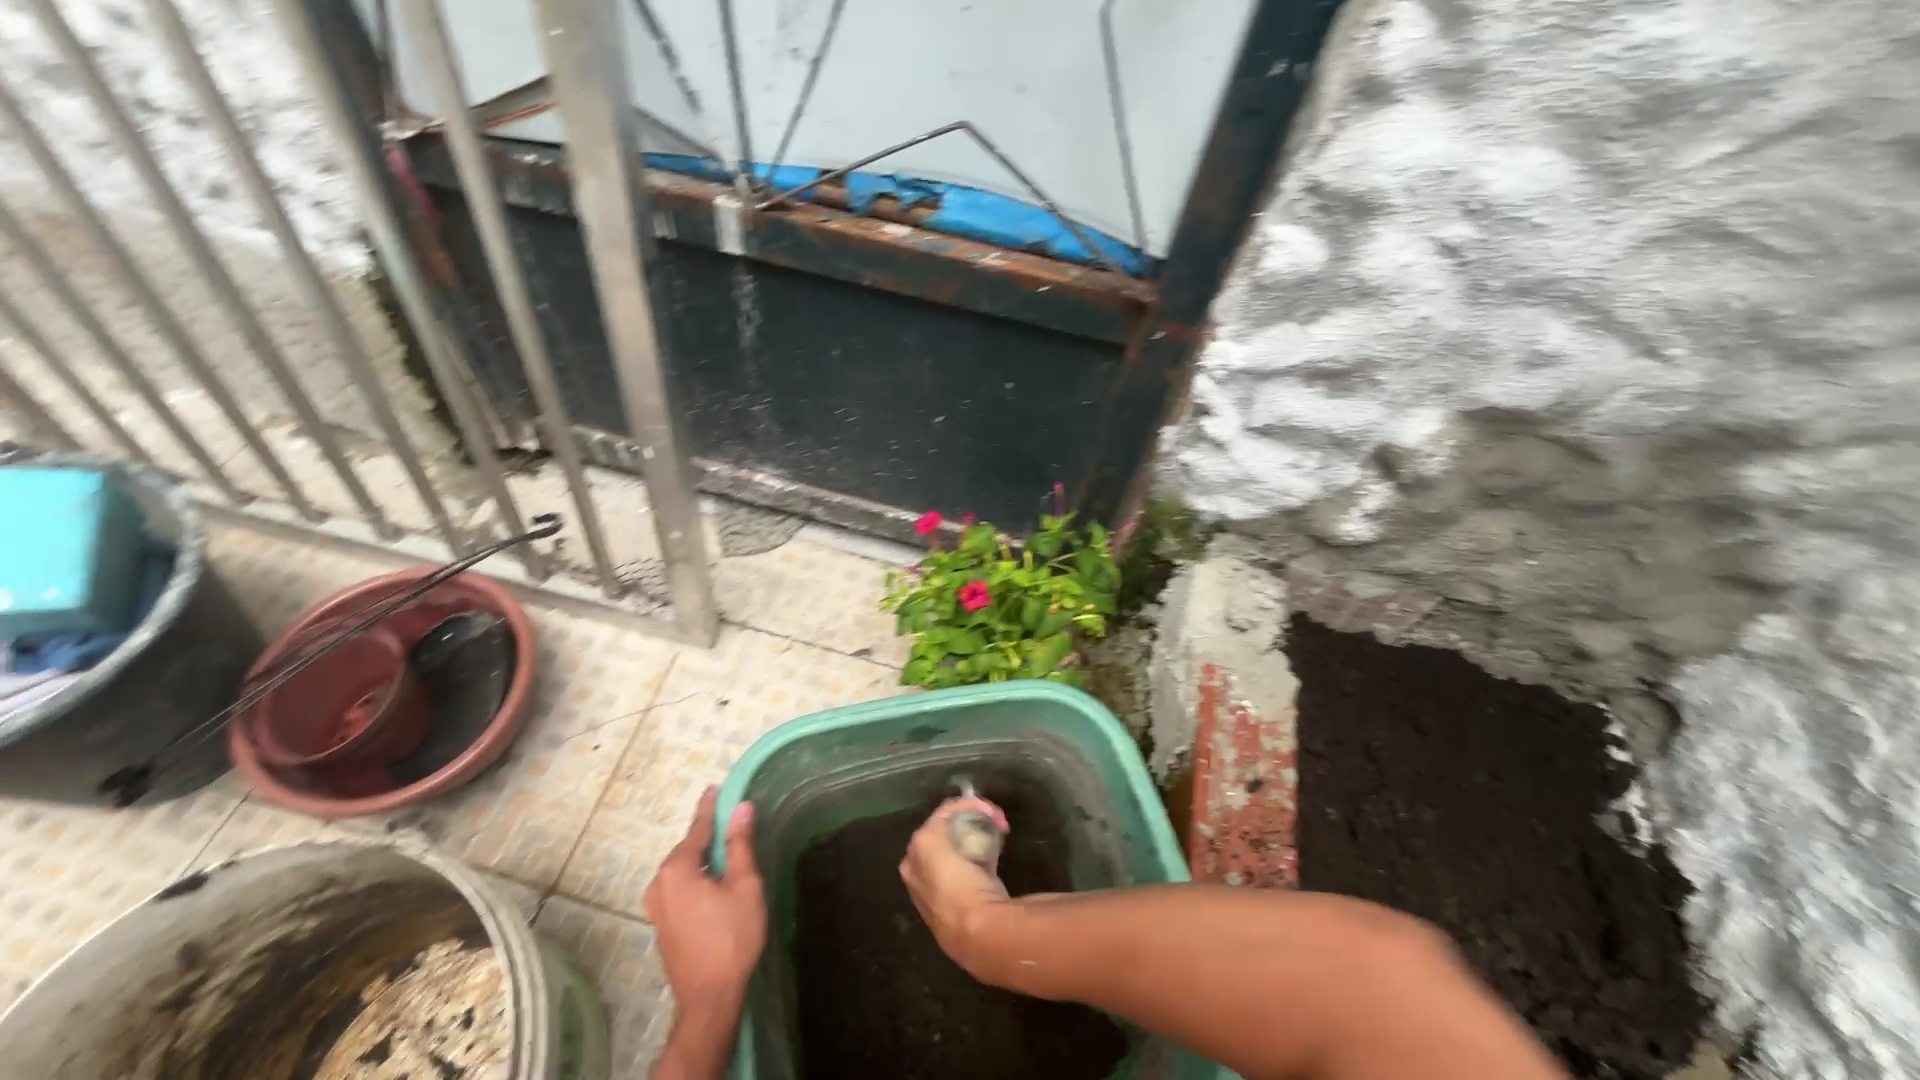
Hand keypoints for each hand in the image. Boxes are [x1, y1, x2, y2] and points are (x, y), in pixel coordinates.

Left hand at [645, 787, 765, 1078]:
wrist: (708, 997)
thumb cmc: (732, 937)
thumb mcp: (744, 886)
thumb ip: (740, 845)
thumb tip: (742, 807)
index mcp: (677, 868)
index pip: (697, 829)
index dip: (710, 808)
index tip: (714, 789)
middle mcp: (659, 882)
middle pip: (687, 850)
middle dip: (707, 837)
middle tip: (730, 825)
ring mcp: (656, 907)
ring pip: (682, 872)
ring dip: (702, 861)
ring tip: (726, 855)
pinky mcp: (661, 925)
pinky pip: (679, 889)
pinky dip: (695, 881)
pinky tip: (714, 887)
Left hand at [899, 795, 1013, 979]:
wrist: (986, 933)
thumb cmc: (954, 886)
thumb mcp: (930, 843)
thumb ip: (941, 818)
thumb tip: (960, 805)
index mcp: (912, 867)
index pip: (932, 826)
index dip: (955, 809)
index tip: (979, 804)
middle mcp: (927, 881)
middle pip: (949, 836)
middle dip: (970, 819)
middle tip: (993, 814)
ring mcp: (954, 892)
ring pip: (966, 849)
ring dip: (981, 833)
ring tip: (999, 827)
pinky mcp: (979, 900)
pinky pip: (981, 864)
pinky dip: (989, 850)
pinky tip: (1000, 845)